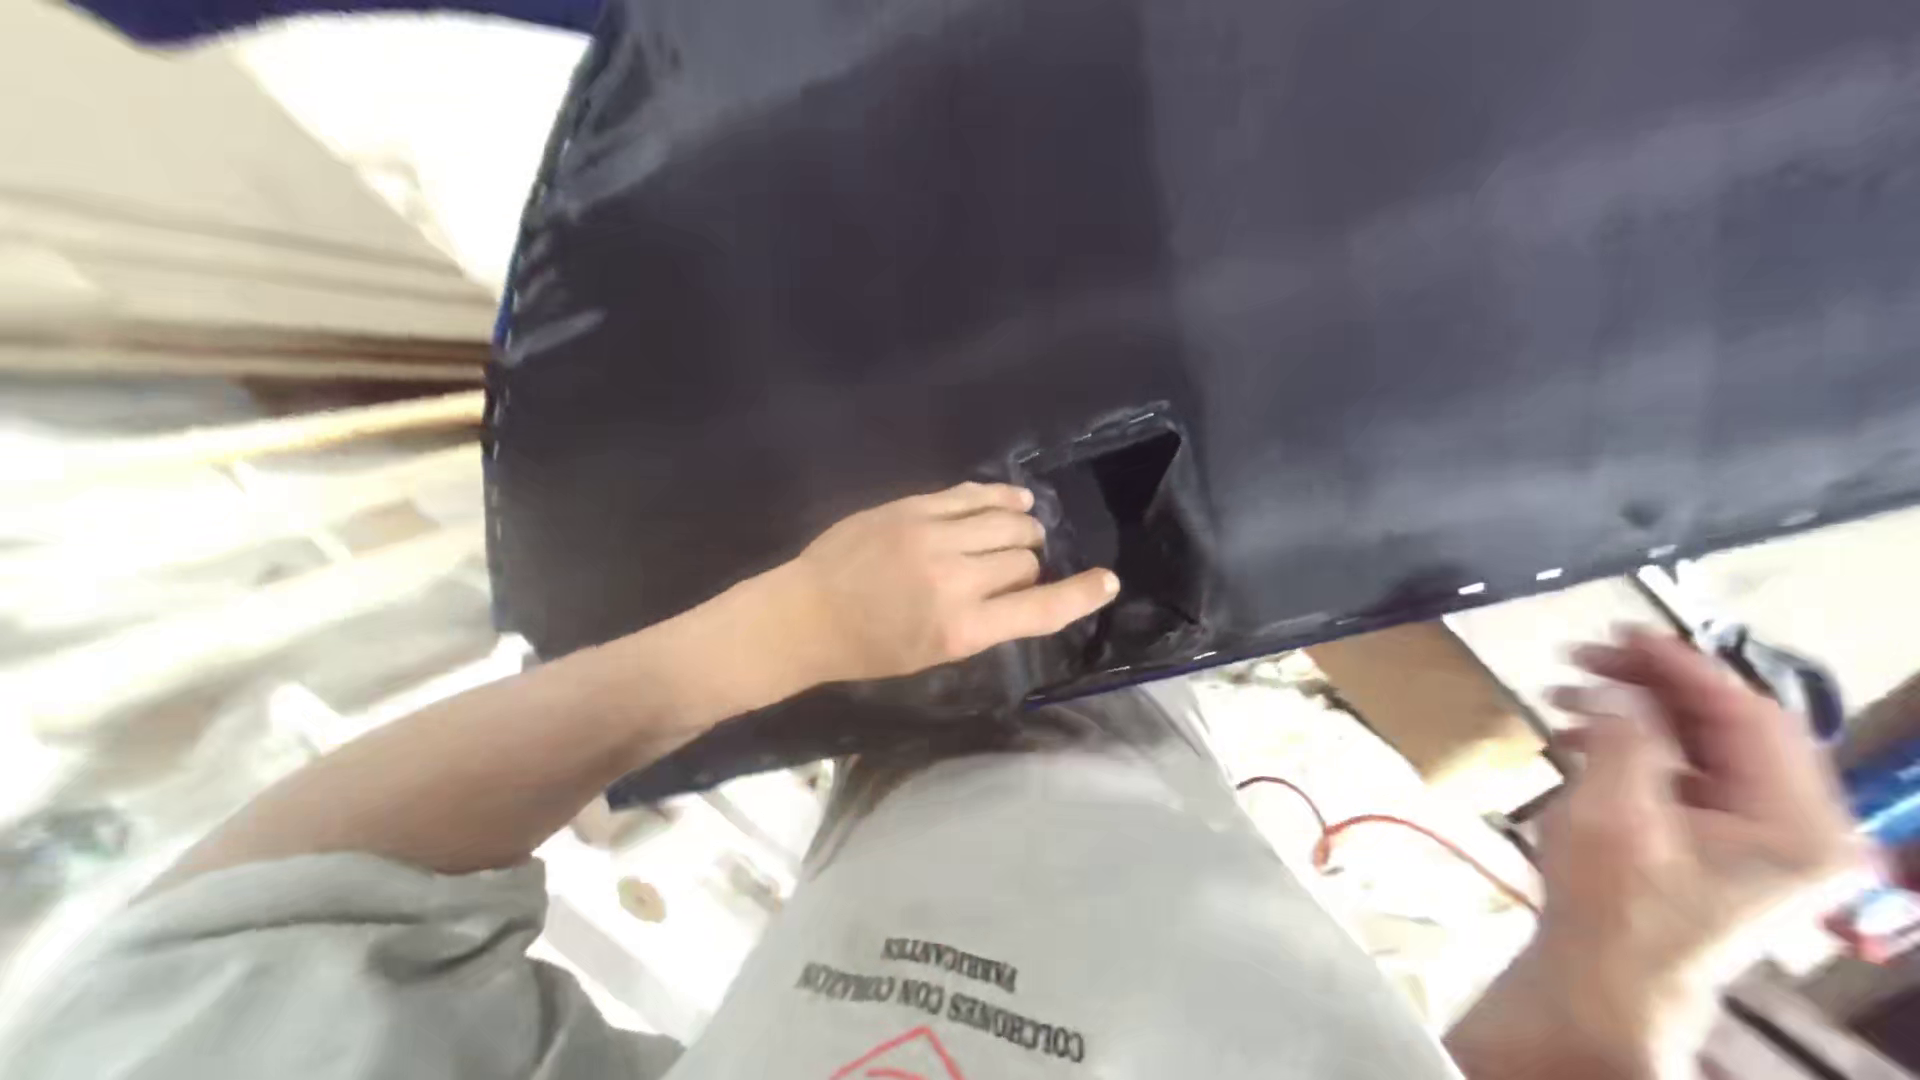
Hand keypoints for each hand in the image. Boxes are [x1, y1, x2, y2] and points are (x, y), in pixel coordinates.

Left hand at [760, 482, 1119, 684]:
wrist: (805, 614)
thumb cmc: (868, 648)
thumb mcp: (934, 653)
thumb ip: (982, 621)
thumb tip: (1020, 587)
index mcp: (962, 629)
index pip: (1040, 608)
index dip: (1081, 595)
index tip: (1108, 582)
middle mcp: (955, 579)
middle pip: (1026, 558)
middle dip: (1030, 565)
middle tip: (1013, 572)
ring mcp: (932, 535)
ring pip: (1008, 519)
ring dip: (1022, 528)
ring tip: (1018, 531)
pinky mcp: (913, 507)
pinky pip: (973, 493)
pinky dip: (1001, 496)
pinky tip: (1013, 498)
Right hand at [1448, 627, 1863, 1079]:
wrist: (1610, 972)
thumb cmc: (1614, 899)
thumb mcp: (1613, 813)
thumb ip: (1625, 741)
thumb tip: (1616, 687)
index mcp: (1798, 823)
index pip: (1750, 716)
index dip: (1683, 667)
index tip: (1621, 633)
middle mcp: (1800, 824)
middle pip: (1730, 725)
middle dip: (1651, 684)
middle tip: (1580, 656)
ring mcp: (1765, 833)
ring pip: (1704, 742)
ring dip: (1633, 709)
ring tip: (1564, 694)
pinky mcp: (1724, 837)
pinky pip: (1686, 768)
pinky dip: (1632, 741)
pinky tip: (1579, 735)